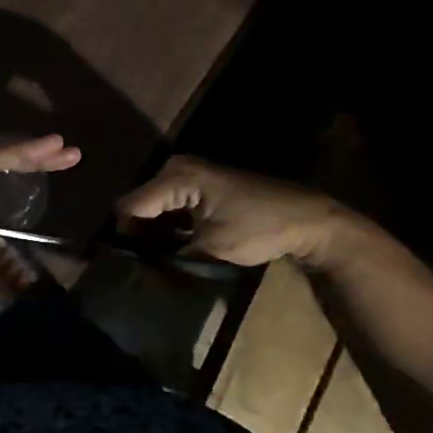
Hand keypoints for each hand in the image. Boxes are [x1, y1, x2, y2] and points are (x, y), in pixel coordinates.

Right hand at [115, 156, 354, 267]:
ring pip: (152, 203)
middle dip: (137, 230)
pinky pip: (168, 202)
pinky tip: (171, 244)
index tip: (122, 261)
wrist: (310, 220)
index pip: (129, 206)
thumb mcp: (211, 248)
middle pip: (138, 202)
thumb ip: (170, 253)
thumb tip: (140, 264)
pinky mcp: (199, 182)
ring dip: (152, 228)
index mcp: (177, 178)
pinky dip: (167, 223)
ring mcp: (188, 173)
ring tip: (152, 255)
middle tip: (140, 260)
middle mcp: (176, 168)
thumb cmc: (261, 229)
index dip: (123, 234)